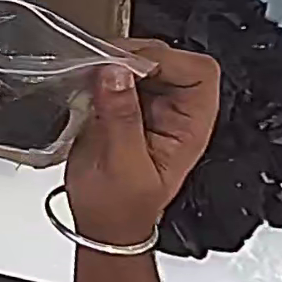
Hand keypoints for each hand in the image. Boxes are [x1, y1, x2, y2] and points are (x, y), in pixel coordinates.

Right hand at [65, 40, 219, 244]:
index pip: (198, 73)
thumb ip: (121, 118)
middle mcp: (173, 110)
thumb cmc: (120, 209)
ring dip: (114, 61)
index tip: (129, 67)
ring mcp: (147, 104)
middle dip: (135, 57)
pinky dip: (98, 70)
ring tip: (90, 73)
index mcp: (189, 126)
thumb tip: (115, 72)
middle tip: (103, 65)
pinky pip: (115, 71)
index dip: (168, 61)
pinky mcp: (121, 102)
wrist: (100, 224)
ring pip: (140, 60)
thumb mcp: (123, 167)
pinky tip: (84, 82)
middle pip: (169, 58)